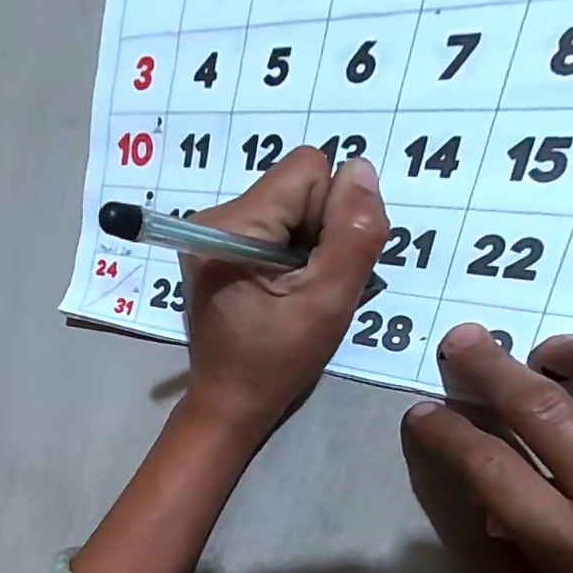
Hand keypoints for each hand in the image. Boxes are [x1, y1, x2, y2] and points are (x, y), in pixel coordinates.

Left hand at [181, 148, 387, 434]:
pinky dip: (292, 254)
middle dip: (320, 230)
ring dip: (308, 246)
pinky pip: (275, 225)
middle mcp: (214, 216)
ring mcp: (212, 231)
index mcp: (233, 225)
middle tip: (311, 286)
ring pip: (290, 206)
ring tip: (297, 293)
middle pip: (297, 186)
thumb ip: (353, 235)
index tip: (320, 268)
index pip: (308, 170)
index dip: (332, 214)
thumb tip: (360, 169)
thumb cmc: (276, 362)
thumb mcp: (328, 303)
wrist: (230, 402)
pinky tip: (284, 291)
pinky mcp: (218, 247)